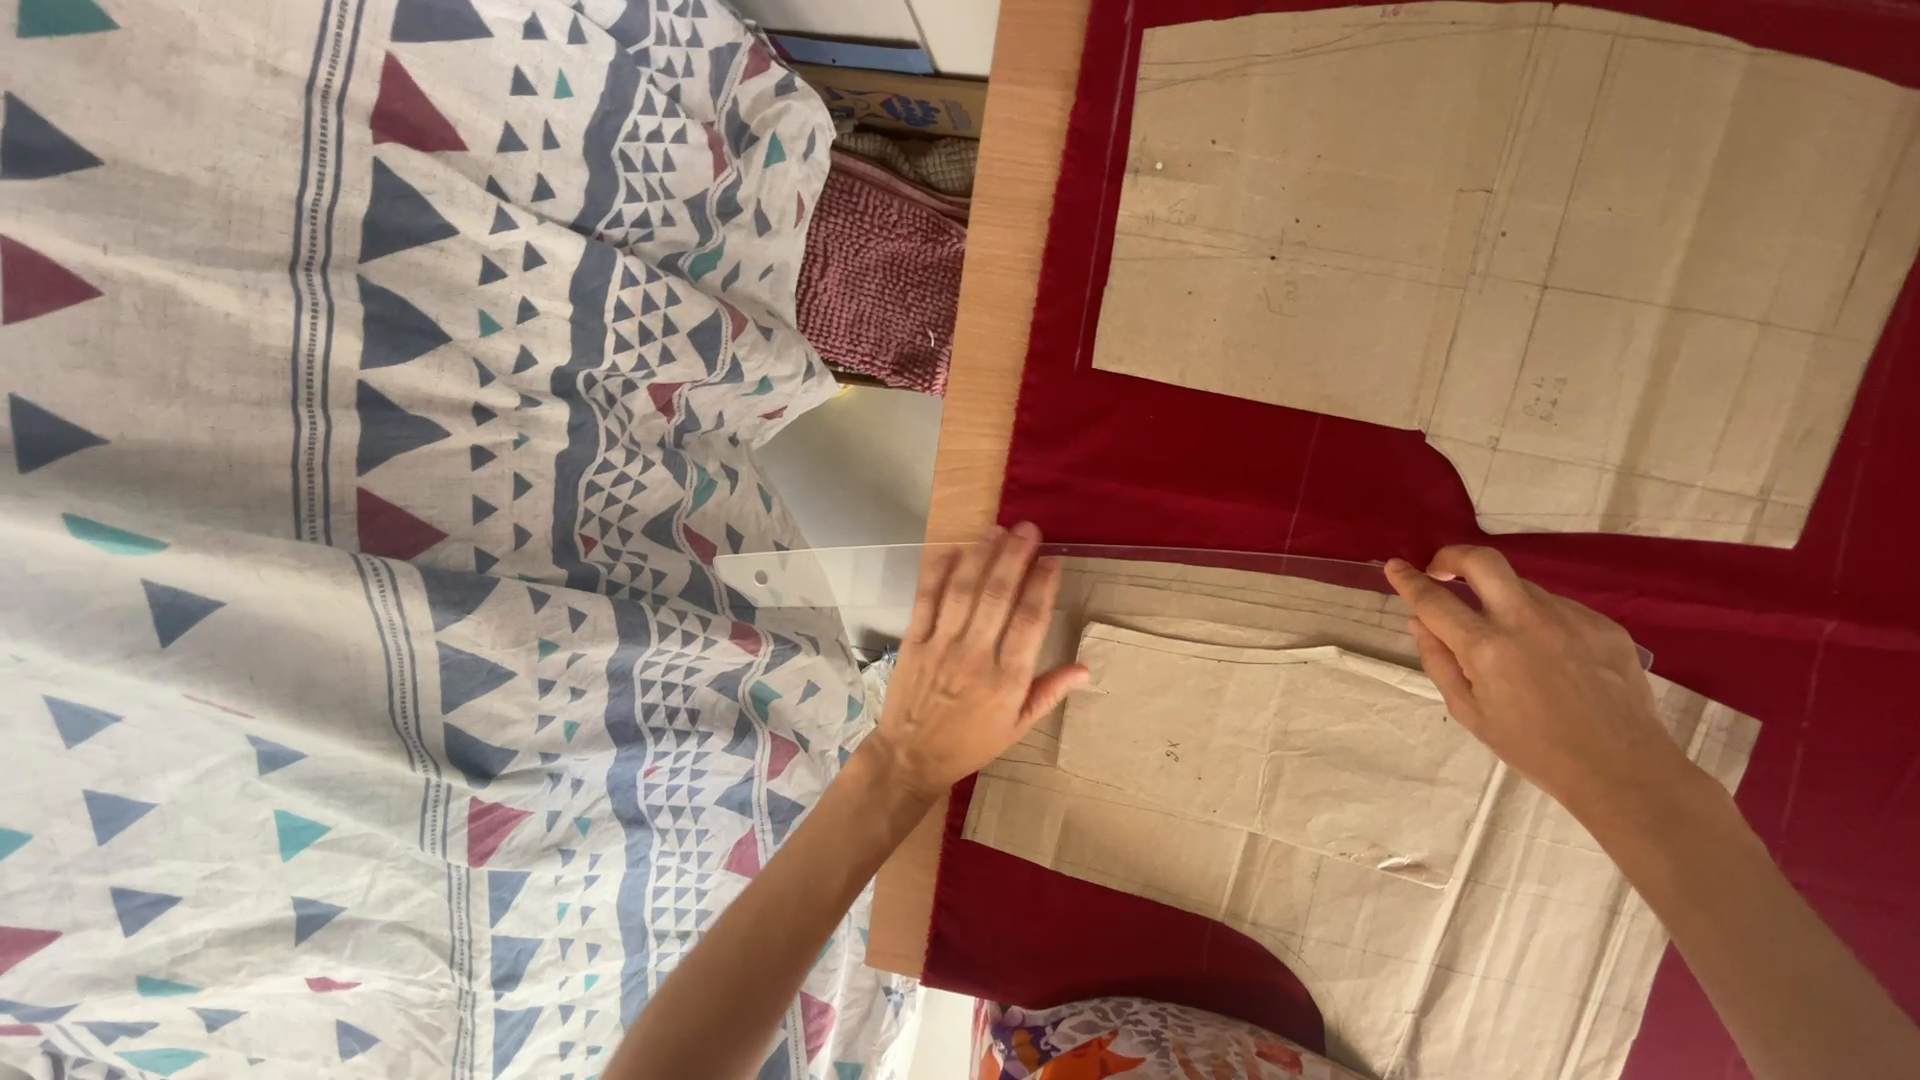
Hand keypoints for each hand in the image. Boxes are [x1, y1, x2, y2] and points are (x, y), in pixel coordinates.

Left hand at [861, 523, 1090, 801]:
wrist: (911, 757)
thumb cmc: (971, 743)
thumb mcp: (1018, 727)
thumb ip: (1049, 692)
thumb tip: (1085, 668)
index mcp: (1007, 680)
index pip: (1030, 622)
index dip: (1042, 586)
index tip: (1052, 560)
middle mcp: (975, 657)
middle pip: (998, 596)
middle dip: (1015, 557)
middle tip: (1028, 529)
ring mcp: (941, 646)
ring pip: (963, 591)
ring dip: (981, 556)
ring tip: (997, 530)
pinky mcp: (913, 642)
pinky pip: (925, 600)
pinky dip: (938, 572)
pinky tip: (952, 549)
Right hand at [1384, 545, 1707, 825]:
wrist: (1622, 768)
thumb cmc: (1533, 748)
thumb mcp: (1469, 712)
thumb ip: (1438, 661)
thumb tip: (1420, 622)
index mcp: (1487, 649)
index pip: (1435, 600)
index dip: (1409, 580)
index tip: (1394, 566)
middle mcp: (1527, 622)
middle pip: (1482, 561)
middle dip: (1452, 557)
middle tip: (1441, 571)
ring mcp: (1571, 618)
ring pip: (1521, 586)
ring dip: (1499, 597)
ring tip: (1504, 635)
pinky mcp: (1603, 624)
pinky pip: (1557, 606)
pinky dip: (1538, 618)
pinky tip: (1547, 654)